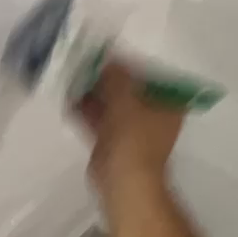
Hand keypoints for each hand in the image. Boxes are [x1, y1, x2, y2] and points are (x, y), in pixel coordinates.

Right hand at [76, 60, 185, 198]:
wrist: (122, 181)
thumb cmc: (132, 138)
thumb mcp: (125, 98)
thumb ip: (115, 76)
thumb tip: (107, 59)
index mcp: (168, 104)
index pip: (152, 75)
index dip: (131, 63)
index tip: (109, 55)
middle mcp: (153, 115)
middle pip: (129, 89)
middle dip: (106, 79)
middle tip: (85, 64)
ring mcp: (132, 130)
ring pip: (111, 105)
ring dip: (93, 94)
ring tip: (73, 79)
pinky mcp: (113, 142)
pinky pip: (99, 120)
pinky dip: (86, 111)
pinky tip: (69, 99)